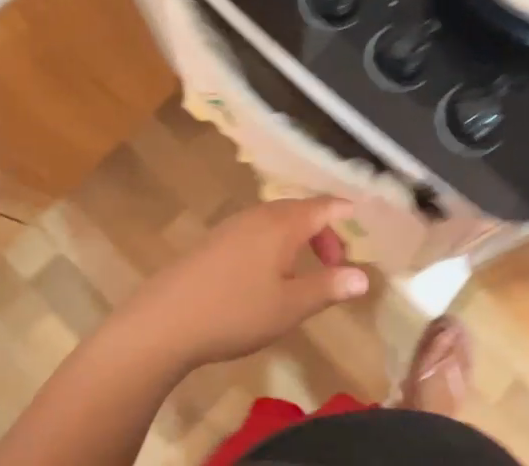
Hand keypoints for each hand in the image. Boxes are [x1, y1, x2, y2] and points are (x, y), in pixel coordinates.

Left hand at [118, 197, 370, 368]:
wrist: (162, 323)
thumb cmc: (234, 312)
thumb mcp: (289, 306)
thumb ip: (328, 287)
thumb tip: (364, 276)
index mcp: (283, 223)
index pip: (326, 206)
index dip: (349, 217)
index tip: (366, 234)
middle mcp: (260, 214)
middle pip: (303, 211)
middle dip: (325, 235)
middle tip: (336, 268)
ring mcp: (233, 226)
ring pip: (278, 222)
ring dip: (299, 242)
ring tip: (303, 278)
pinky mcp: (214, 242)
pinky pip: (257, 233)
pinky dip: (275, 247)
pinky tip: (266, 281)